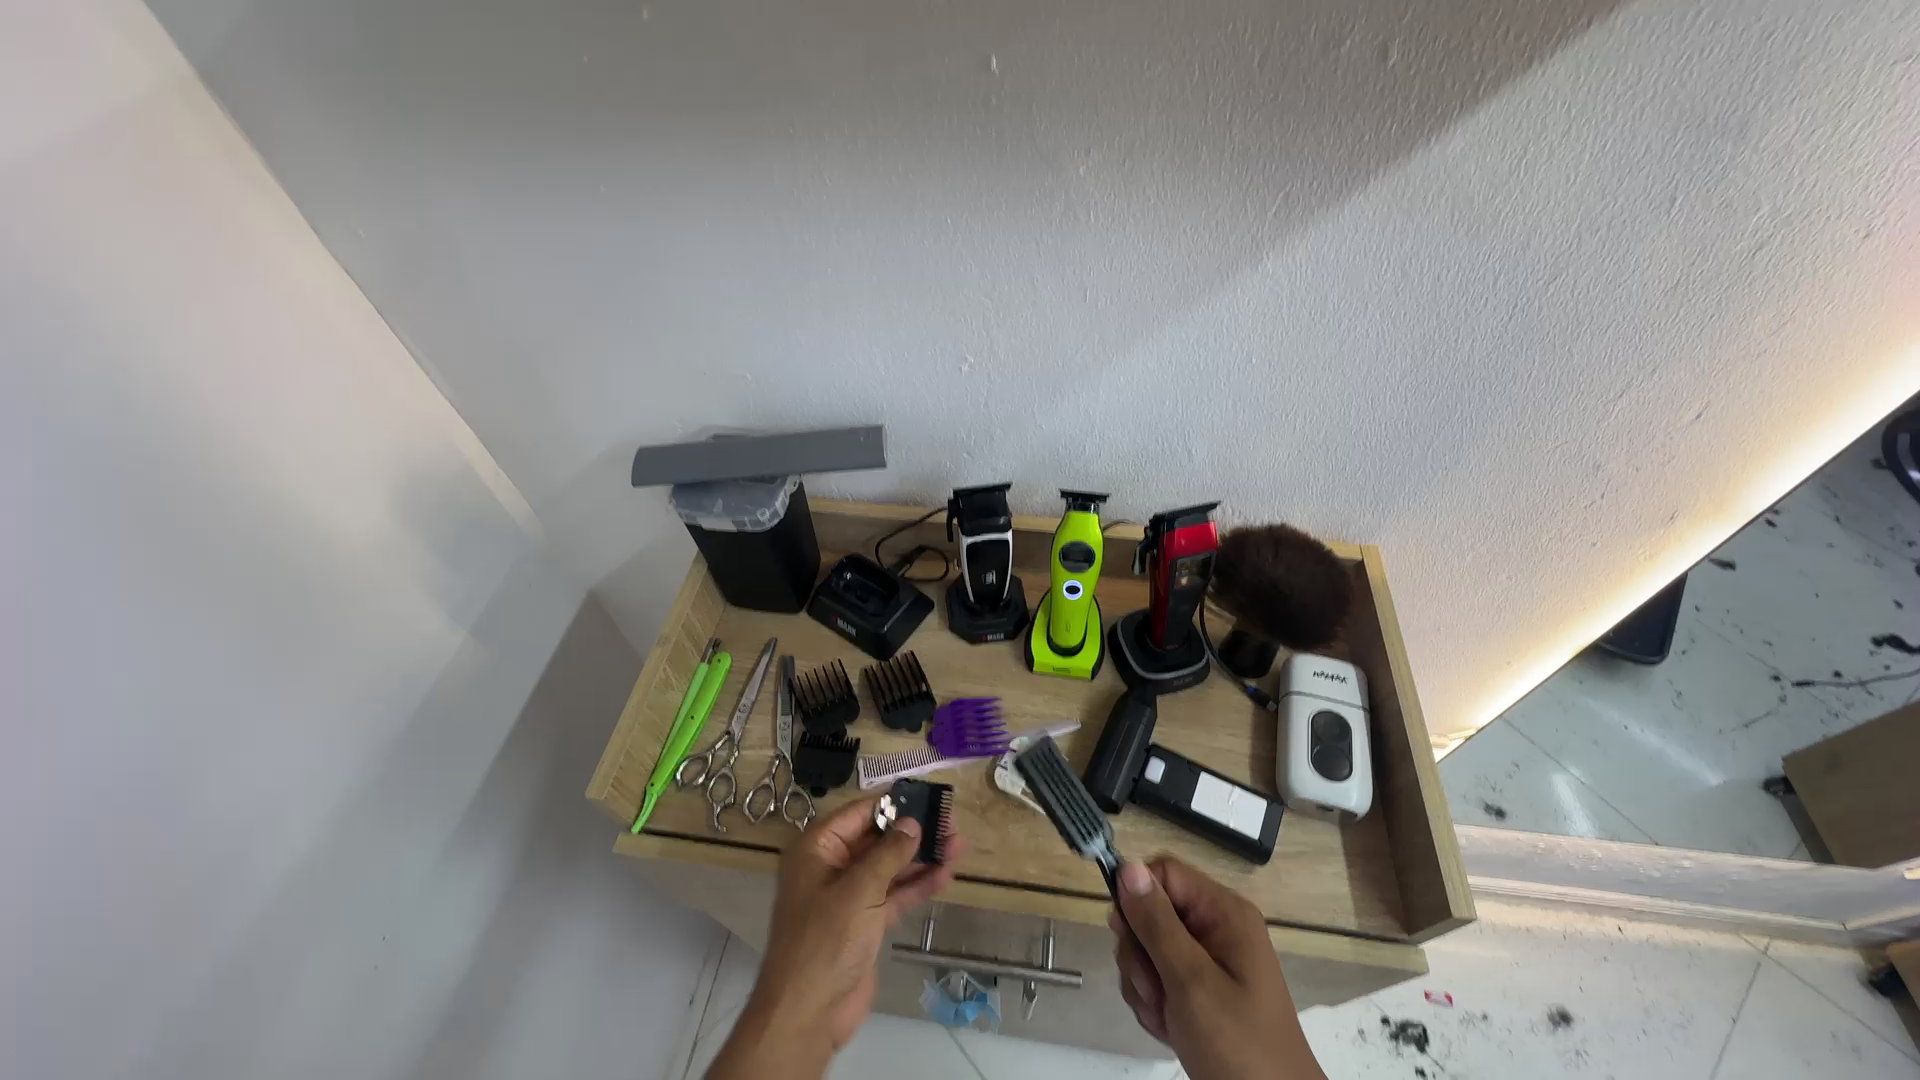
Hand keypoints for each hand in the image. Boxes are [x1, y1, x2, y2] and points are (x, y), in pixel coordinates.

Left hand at [714, 795, 959, 1079]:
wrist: (808, 1012)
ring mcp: (849, 896)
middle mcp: (831, 867)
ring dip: (922, 858)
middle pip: (877, 839)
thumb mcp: (858, 891)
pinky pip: (894, 894)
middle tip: (951, 821)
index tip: (925, 794)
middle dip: (913, 831)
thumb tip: (912, 822)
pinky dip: (917, 885)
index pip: (858, 814)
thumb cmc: (824, 941)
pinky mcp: (865, 922)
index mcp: (817, 849)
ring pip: (890, 867)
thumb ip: (888, 854)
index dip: (891, 803)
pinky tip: (945, 875)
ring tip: (958, 845)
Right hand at [1109, 856, 1326, 1079]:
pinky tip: (1168, 1027)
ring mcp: (1207, 960)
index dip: (1137, 895)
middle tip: (1152, 988)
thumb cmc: (1237, 1044)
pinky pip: (1156, 977)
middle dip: (1139, 952)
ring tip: (1165, 1016)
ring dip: (1144, 983)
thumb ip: (1157, 922)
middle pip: (1151, 911)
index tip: (1123, 932)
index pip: (1164, 873)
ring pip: (1147, 948)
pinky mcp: (1198, 989)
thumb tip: (1128, 867)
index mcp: (1223, 913)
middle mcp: (1215, 928)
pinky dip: (1153, 1002)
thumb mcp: (1191, 980)